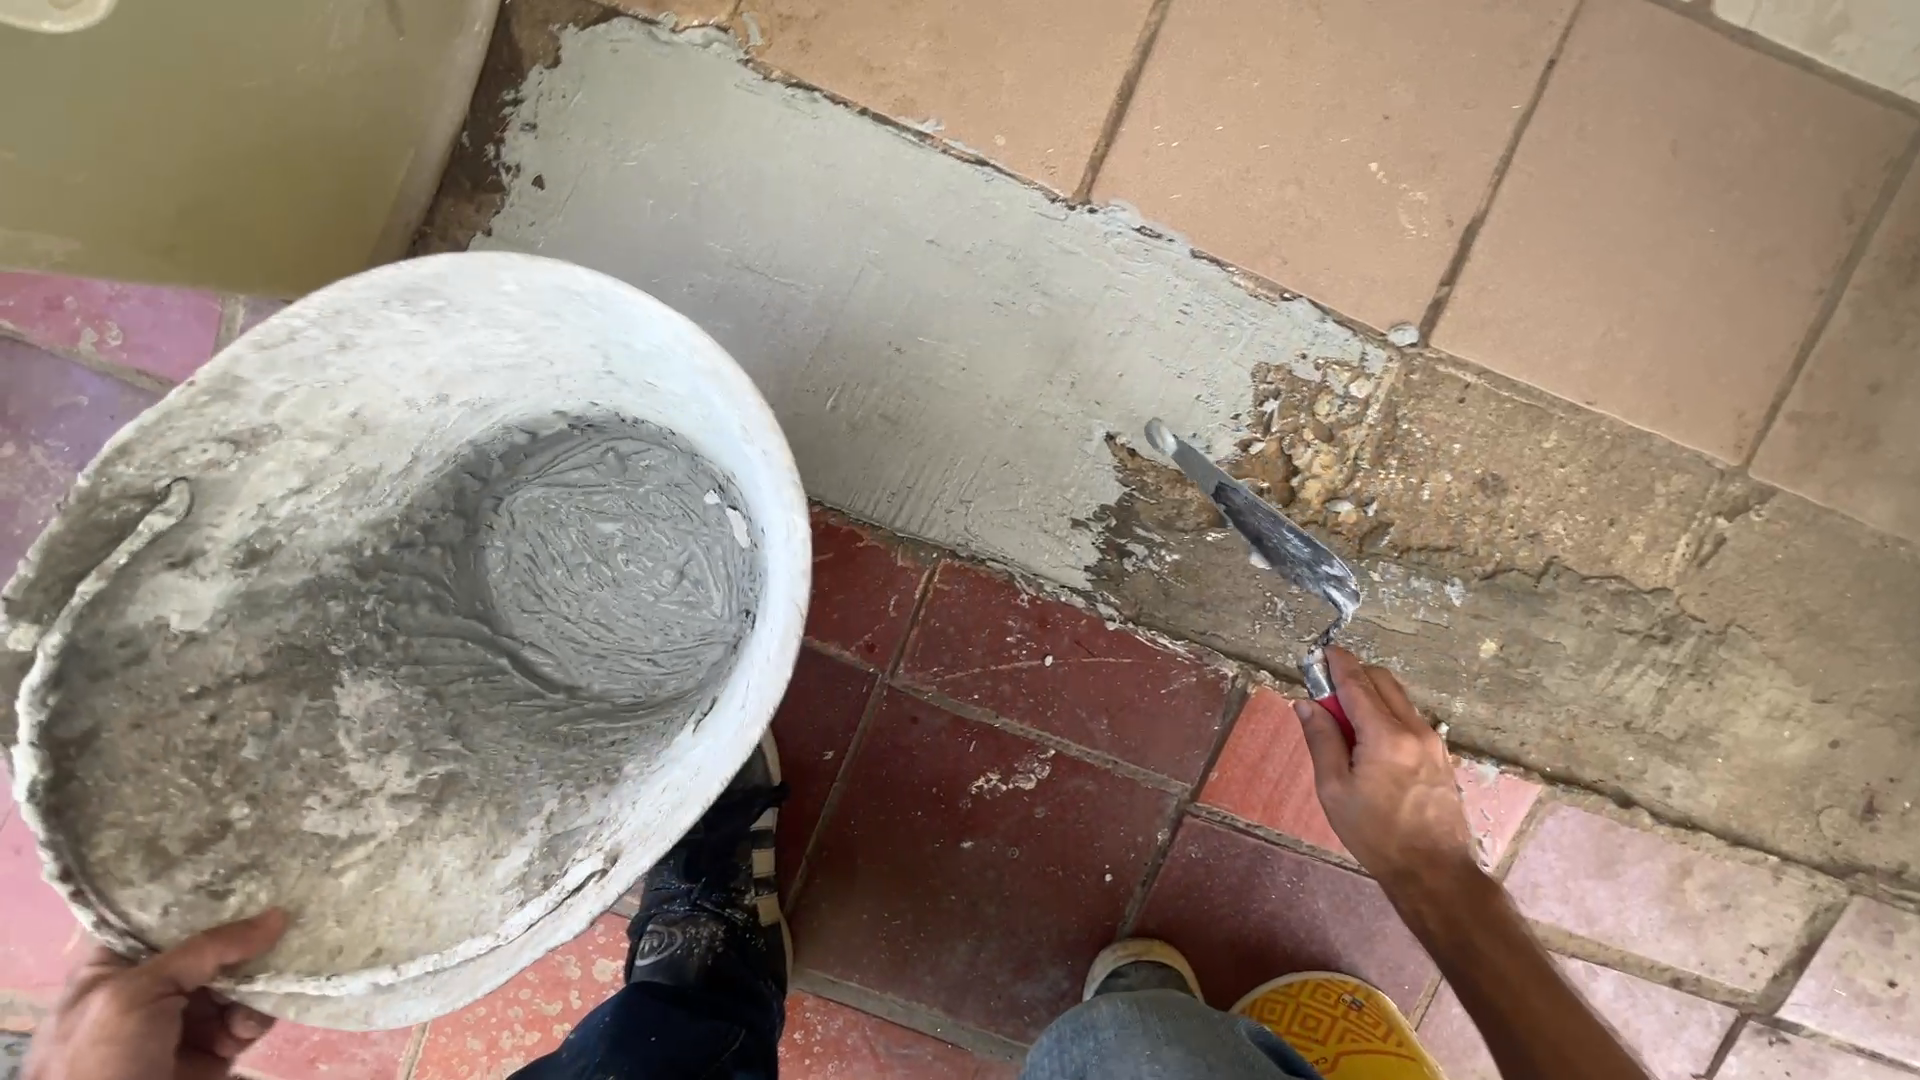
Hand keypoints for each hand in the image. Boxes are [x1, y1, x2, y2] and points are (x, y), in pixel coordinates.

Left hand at [25, 909, 288, 1079]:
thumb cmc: (98, 1058)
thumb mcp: (137, 993)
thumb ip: (207, 948)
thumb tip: (280, 915)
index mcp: (119, 966)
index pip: (171, 916)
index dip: (213, 895)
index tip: (262, 874)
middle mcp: (157, 985)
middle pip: (221, 945)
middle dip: (256, 938)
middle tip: (290, 923)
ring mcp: (188, 1017)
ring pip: (248, 978)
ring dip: (263, 983)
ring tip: (263, 992)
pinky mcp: (216, 1044)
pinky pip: (255, 1014)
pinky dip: (260, 1017)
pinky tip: (245, 1031)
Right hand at [1293, 647, 1475, 888]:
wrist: (1434, 871)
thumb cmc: (1375, 833)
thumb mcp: (1334, 789)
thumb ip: (1321, 739)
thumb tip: (1306, 704)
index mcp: (1385, 736)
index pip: (1357, 684)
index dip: (1337, 664)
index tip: (1321, 651)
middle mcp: (1414, 730)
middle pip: (1382, 681)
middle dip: (1352, 675)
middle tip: (1325, 692)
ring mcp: (1433, 742)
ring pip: (1398, 698)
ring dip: (1369, 695)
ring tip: (1344, 721)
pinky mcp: (1441, 756)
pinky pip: (1409, 718)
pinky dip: (1385, 713)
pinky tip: (1368, 740)